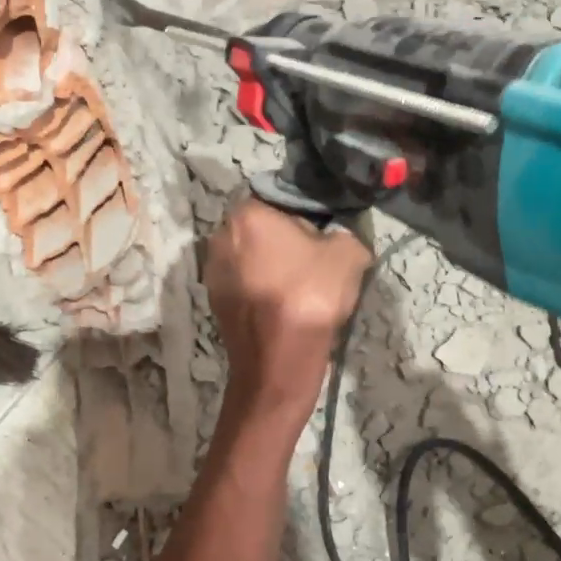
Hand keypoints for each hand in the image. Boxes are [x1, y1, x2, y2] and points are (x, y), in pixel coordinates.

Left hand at [204, 199, 371, 424]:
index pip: (281, 198)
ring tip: (302, 287)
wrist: (278, 363)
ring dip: (273, 265)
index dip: (308, 214)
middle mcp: (220, 235)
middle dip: (287, 240)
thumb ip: (344, 232)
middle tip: (316, 261)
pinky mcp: (214, 300)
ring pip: (252, 256)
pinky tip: (284, 306)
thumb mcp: (348, 253)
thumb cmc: (310, 297)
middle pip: (263, 227)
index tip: (325, 235)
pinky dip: (262, 289)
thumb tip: (338, 236)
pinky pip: (245, 282)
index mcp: (248, 213)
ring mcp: (212, 270)